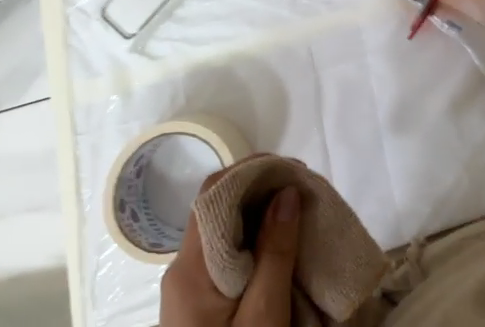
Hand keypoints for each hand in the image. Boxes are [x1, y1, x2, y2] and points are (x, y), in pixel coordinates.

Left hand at [160, 185, 300, 326]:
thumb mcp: (264, 313)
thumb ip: (275, 253)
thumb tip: (287, 192)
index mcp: (189, 268)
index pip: (212, 196)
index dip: (252, 172)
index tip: (292, 172)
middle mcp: (181, 269)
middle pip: (218, 210)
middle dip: (261, 192)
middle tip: (304, 192)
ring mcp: (186, 286)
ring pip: (223, 231)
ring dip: (260, 216)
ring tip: (298, 215)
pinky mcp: (195, 300)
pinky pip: (223, 253)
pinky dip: (253, 240)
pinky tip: (279, 246)